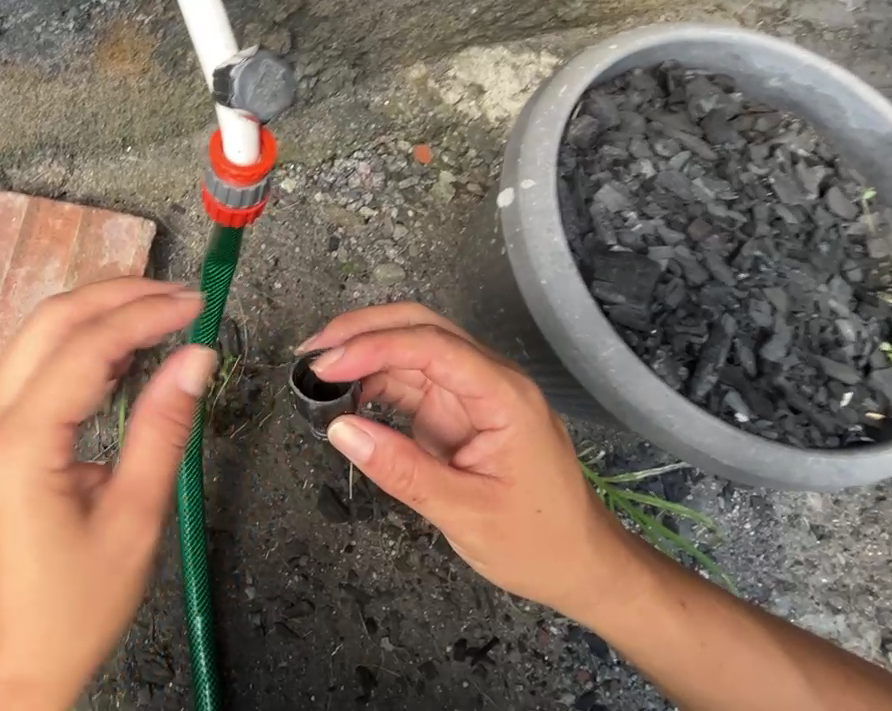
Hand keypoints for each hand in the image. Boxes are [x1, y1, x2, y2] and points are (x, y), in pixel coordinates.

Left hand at [0, 278, 215, 710]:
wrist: (1, 662)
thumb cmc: (71, 608)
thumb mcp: (133, 520)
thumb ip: (164, 428)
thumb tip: (197, 357)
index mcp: (19, 443)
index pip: (88, 346)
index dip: (146, 314)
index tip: (196, 302)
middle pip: (52, 320)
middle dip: (119, 295)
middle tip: (179, 295)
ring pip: (37, 332)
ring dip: (98, 311)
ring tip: (159, 311)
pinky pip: (30, 361)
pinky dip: (78, 341)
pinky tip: (121, 349)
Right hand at [305, 304, 637, 614]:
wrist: (581, 564)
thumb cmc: (537, 542)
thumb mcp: (466, 515)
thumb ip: (401, 470)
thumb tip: (339, 429)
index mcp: (502, 395)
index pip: (431, 346)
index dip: (373, 347)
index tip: (325, 366)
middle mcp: (486, 379)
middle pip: (420, 326)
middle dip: (361, 330)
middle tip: (310, 352)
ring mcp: (470, 391)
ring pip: (410, 346)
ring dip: (362, 350)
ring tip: (315, 371)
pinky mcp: (456, 408)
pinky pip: (409, 378)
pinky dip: (372, 379)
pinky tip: (344, 393)